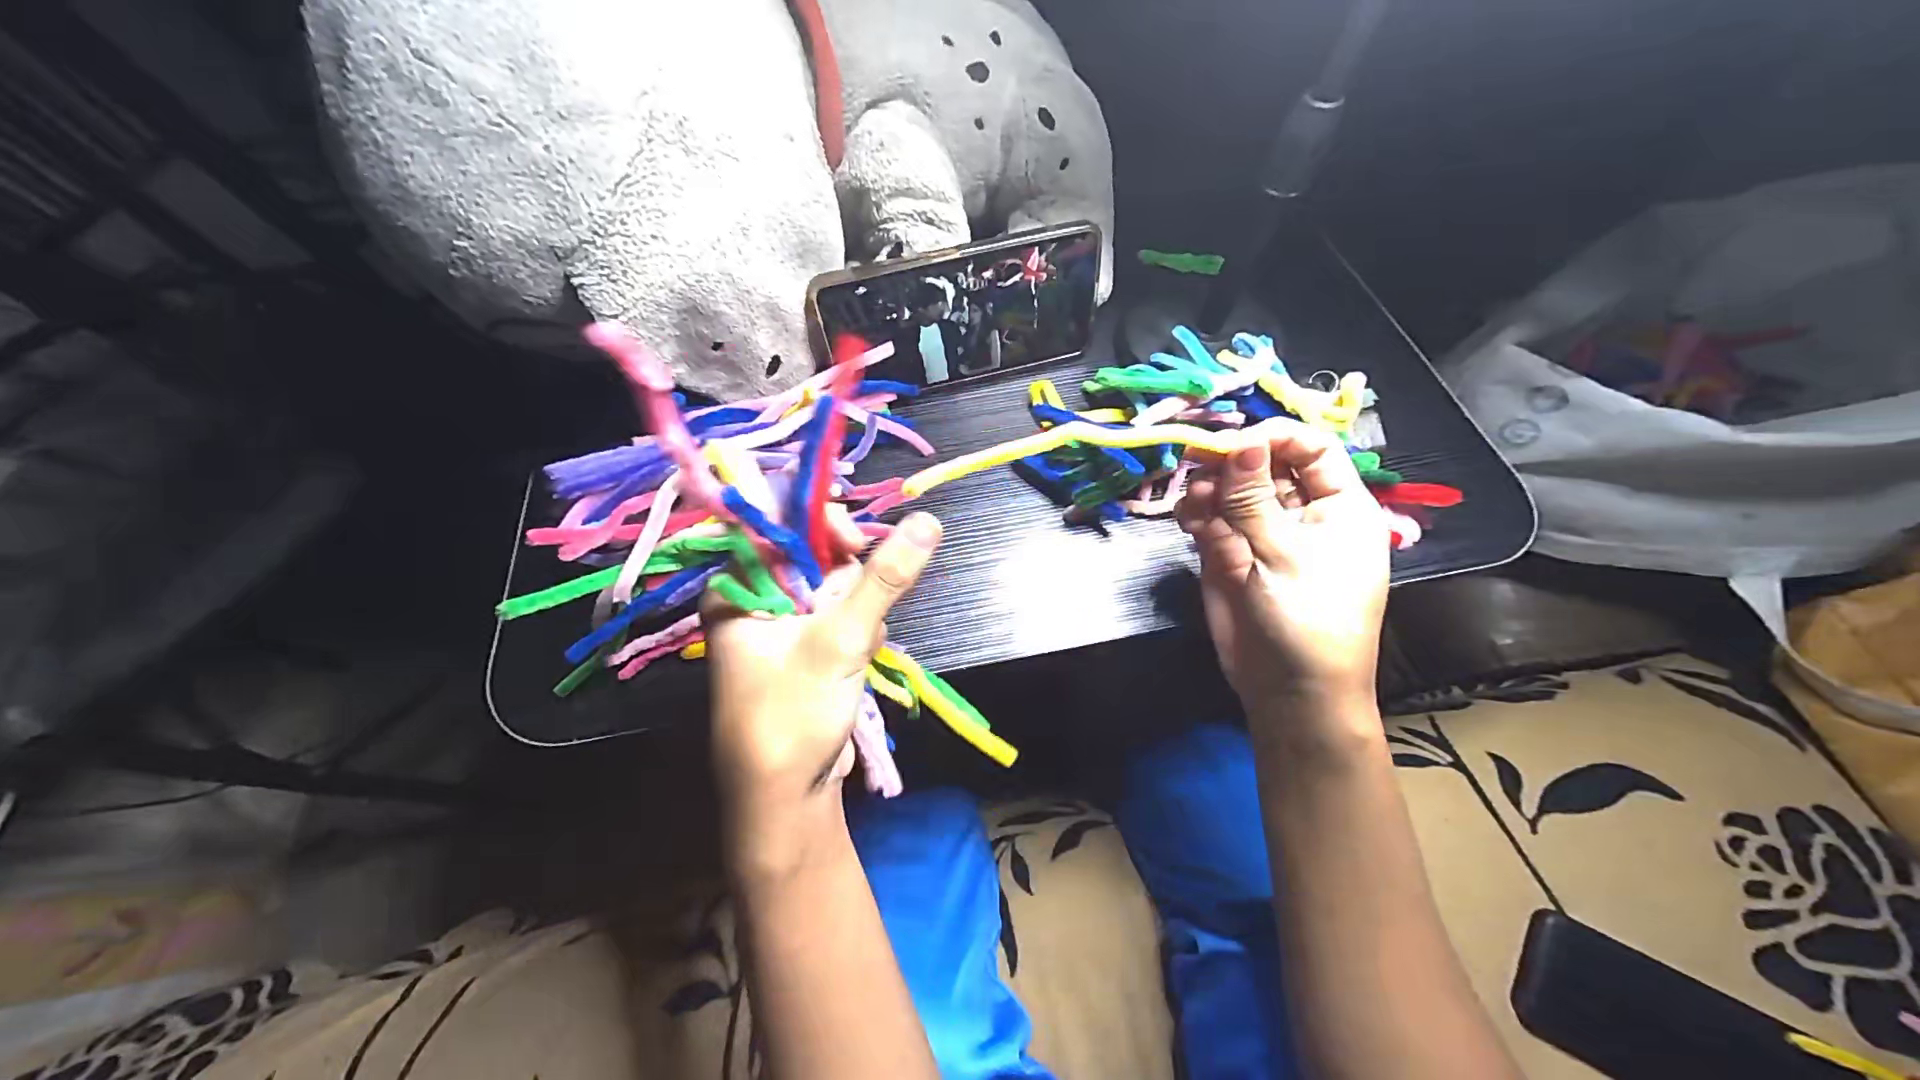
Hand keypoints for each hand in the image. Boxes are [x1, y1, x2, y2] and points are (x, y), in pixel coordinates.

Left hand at [704, 510, 942, 874]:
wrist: (787, 797)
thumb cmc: (793, 715)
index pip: (777, 524)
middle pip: (814, 552)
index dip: (819, 522)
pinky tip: (861, 658)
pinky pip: (843, 613)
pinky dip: (859, 630)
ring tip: (858, 648)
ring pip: (837, 583)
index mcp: (738, 586)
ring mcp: (784, 621)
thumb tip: (928, 520)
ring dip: (859, 610)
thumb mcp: (840, 641)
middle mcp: (756, 597)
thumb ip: (884, 578)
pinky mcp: (809, 644)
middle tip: (862, 610)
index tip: (856, 541)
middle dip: (848, 579)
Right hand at [1175, 420, 1390, 723]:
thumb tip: (1243, 442)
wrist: (1288, 691)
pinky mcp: (1230, 554)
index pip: (1311, 448)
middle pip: (1263, 465)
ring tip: (1194, 506)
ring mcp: (1262, 534)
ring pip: (1230, 491)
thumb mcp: (1282, 555)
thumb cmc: (1305, 621)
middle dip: (1231, 464)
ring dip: (1208, 490)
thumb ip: (1253, 498)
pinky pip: (1209, 520)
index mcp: (1339, 507)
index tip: (1231, 444)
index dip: (1273, 438)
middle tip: (1197, 465)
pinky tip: (1189, 522)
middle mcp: (1300, 513)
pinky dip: (1196, 515)